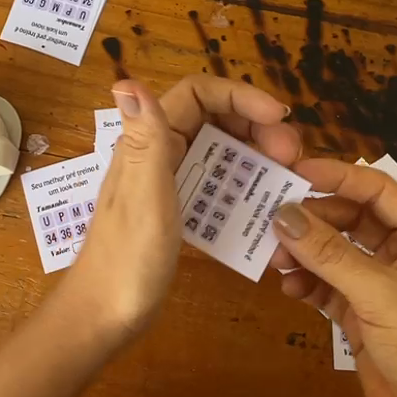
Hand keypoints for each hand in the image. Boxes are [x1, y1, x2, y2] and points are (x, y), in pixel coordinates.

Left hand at [59, 75, 300, 342]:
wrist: (104, 317)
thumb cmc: (126, 258)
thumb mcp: (144, 195)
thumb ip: (146, 138)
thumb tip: (126, 79)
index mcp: (148, 140)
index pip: (198, 94)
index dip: (241, 96)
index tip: (281, 117)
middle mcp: (159, 153)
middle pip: (215, 119)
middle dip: (257, 128)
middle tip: (292, 157)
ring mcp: (169, 182)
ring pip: (219, 152)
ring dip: (255, 156)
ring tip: (287, 178)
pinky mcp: (178, 210)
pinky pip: (217, 185)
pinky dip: (243, 188)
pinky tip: (266, 208)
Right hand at [269, 160, 396, 396]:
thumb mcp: (381, 295)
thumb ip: (330, 253)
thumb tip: (281, 213)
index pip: (377, 189)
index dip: (336, 176)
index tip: (291, 171)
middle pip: (351, 218)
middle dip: (313, 217)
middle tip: (271, 217)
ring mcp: (382, 287)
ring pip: (335, 252)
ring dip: (304, 251)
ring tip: (272, 256)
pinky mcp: (363, 317)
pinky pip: (328, 286)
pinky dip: (307, 283)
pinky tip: (287, 287)